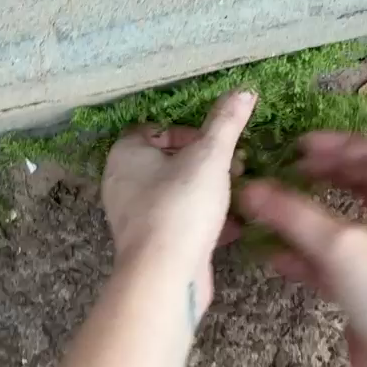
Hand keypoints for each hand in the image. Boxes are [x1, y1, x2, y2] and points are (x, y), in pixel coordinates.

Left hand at [99, 91, 255, 320]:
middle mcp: (122, 182)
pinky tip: (234, 225)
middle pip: (165, 161)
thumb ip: (226, 123)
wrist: (165, 275)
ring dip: (206, 190)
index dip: (184, 130)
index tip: (214, 140)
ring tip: (237, 191)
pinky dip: (204, 219)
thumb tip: (244, 91)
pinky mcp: (151, 243)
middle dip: (202, 161)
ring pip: (174, 192)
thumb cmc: (180, 205)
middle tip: (234, 164)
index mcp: (125, 154)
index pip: (151, 129)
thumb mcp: (209, 156)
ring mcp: (134, 215)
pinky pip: (179, 221)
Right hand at [239, 132, 366, 366]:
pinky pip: (331, 261)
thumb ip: (291, 214)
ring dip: (306, 216)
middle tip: (285, 171)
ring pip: (341, 225)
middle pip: (359, 187)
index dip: (339, 144)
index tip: (299, 145)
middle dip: (320, 176)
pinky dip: (304, 254)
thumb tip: (247, 188)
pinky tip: (274, 257)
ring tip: (271, 210)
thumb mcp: (340, 245)